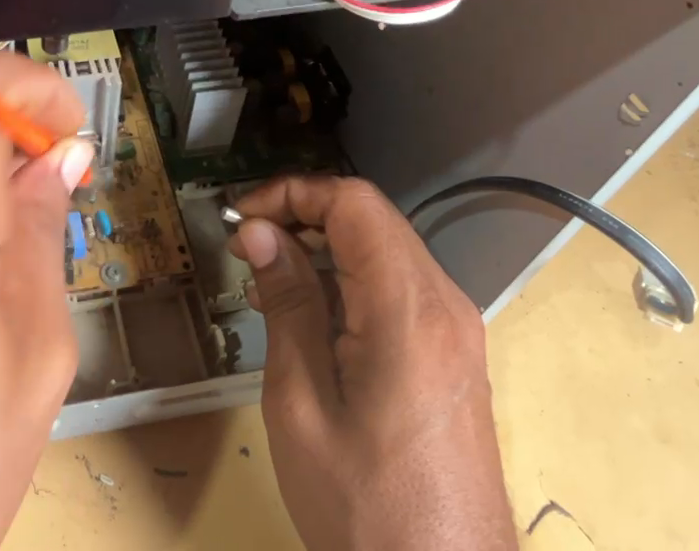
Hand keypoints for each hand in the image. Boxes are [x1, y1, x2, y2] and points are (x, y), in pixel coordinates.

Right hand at [228, 175, 515, 550]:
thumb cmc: (361, 505)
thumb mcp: (301, 402)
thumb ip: (287, 304)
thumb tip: (262, 232)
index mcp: (408, 310)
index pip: (354, 203)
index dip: (292, 194)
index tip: (242, 220)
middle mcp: (444, 305)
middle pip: (371, 221)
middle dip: (302, 219)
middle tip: (246, 253)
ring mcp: (455, 332)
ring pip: (383, 253)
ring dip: (322, 252)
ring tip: (265, 288)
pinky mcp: (453, 357)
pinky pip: (396, 291)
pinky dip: (347, 285)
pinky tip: (307, 320)